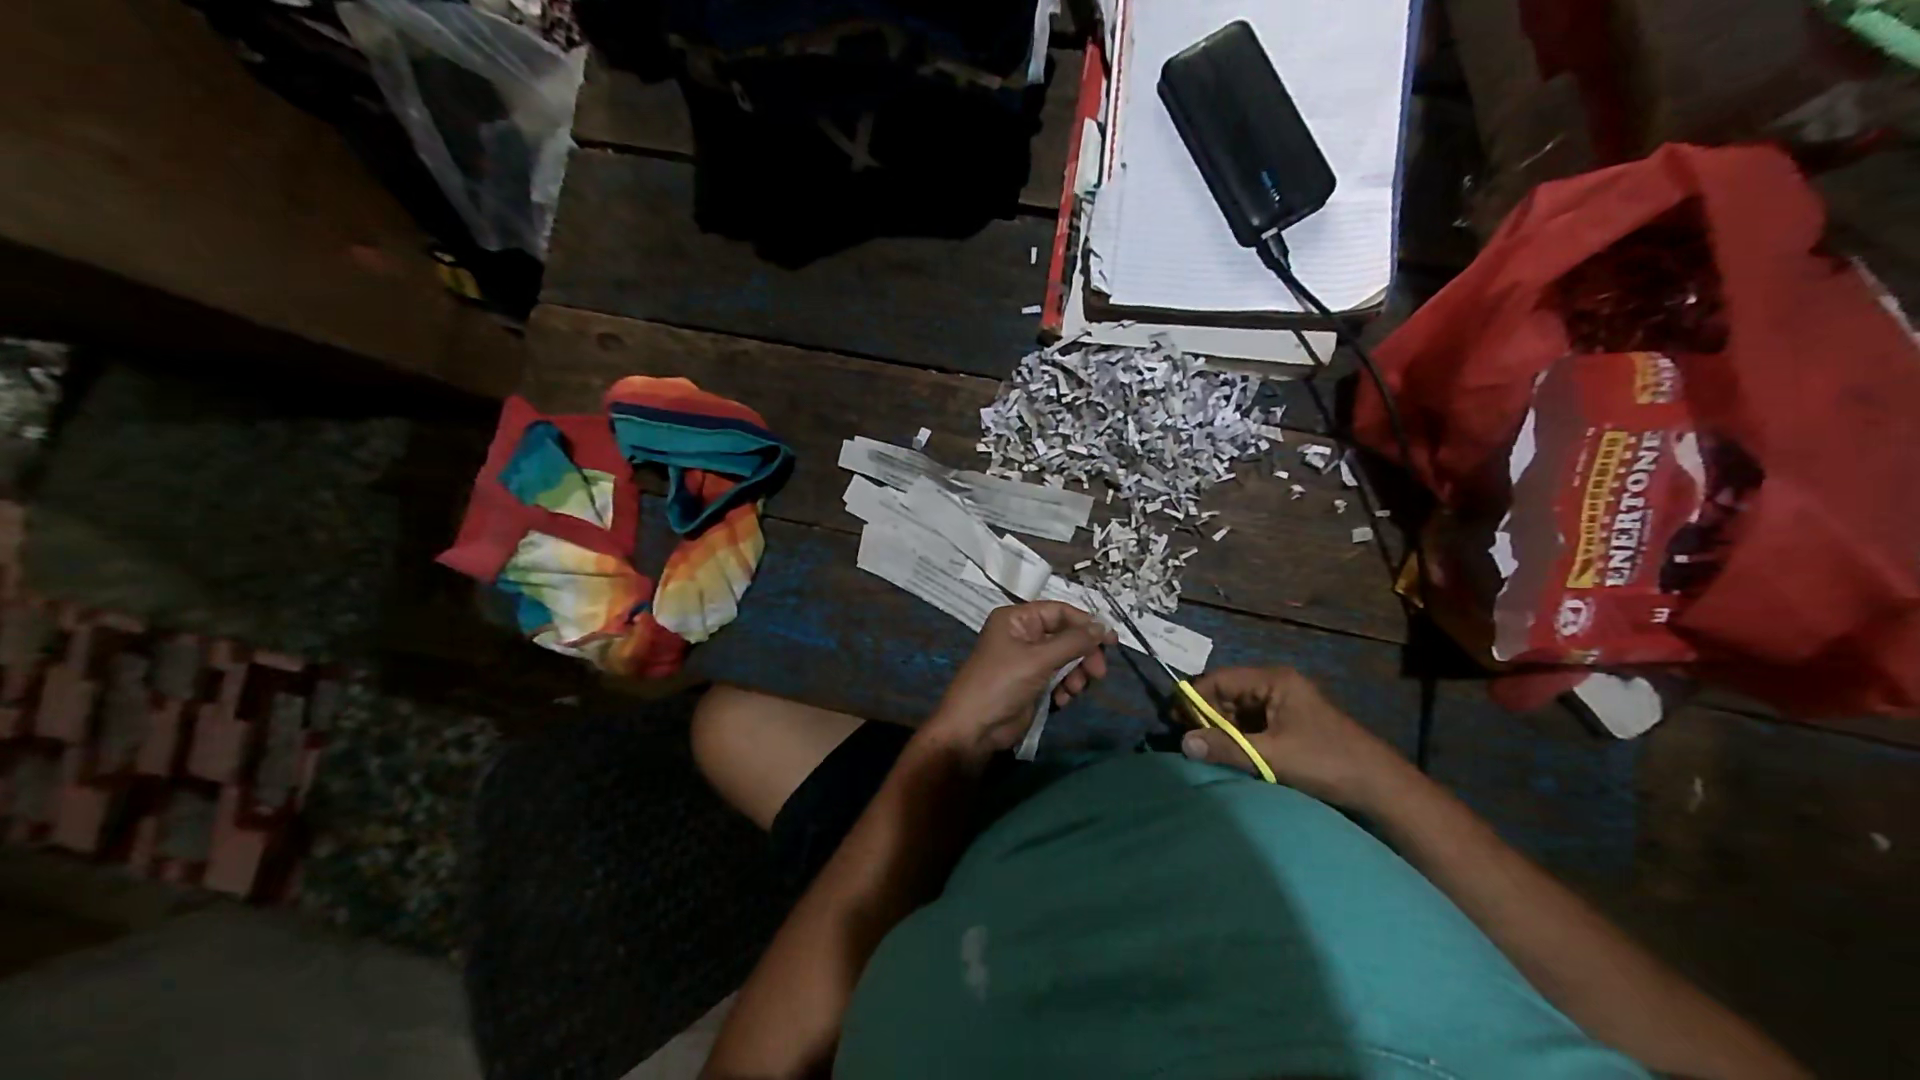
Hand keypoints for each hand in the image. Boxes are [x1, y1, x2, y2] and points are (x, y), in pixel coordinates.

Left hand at [920, 602, 1115, 763]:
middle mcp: (1022, 634)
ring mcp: (1027, 660)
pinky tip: (1062, 699)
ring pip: (1066, 658)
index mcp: (1017, 619)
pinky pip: (1058, 677)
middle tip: (1098, 673)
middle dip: (1083, 654)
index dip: (1086, 624)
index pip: (1059, 612)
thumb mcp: (1039, 659)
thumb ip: (1073, 642)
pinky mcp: (1031, 683)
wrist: (974, 728)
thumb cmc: (1002, 684)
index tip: (1111, 640)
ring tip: (1074, 689)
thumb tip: (1103, 627)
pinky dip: (1065, 687)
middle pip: (1066, 636)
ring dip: (1076, 673)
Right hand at [1181, 666, 1415, 808]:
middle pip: (1228, 693)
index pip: (1220, 679)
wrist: (1381, 787)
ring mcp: (1286, 705)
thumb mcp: (1272, 756)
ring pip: (1239, 710)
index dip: (1194, 697)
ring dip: (1222, 728)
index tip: (1173, 719)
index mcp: (1274, 681)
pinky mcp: (1291, 724)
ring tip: (1206, 748)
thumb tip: (1183, 743)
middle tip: (1188, 738)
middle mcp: (1277, 685)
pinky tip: (1229, 753)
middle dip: (1206, 714)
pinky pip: (1253, 724)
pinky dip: (1238, 736)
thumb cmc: (1326, 762)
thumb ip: (1227, 747)